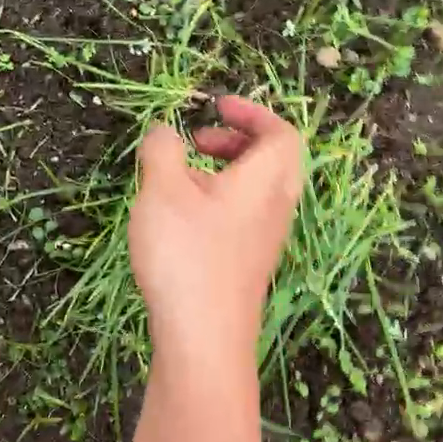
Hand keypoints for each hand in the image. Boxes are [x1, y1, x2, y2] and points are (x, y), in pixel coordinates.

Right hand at [128, 96, 304, 368]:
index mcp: (265, 182)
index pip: (281, 134)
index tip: (215, 106)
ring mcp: (263, 240)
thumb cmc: (186, 254)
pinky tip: (179, 218)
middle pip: (274, 161)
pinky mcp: (246, 264)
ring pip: (257, 190)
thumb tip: (164, 131)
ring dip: (224, 172)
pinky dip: (217, 200)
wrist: (203, 336)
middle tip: (196, 142)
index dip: (252, 112)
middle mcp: (274, 209)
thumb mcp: (162, 190)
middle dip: (237, 141)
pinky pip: (243, 215)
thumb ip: (162, 150)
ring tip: (179, 179)